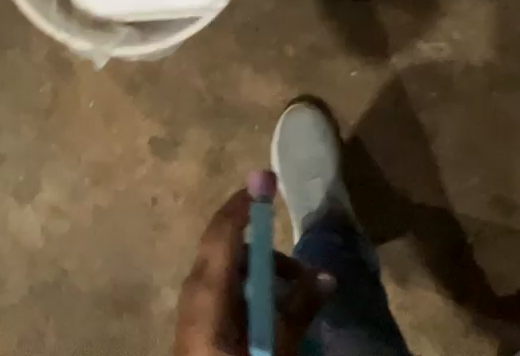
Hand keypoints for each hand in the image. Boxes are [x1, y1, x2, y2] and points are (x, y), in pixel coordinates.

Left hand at [175, 186, 328, 355]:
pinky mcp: (197, 319)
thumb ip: (298, 309)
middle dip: (263, 245)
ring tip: (293, 292)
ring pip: (227, 267)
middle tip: (297, 263)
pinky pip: (223, 286)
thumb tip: (327, 276)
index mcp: (207, 287)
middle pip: (227, 245)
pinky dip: (249, 285)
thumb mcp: (274, 346)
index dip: (244, 203)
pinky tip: (272, 307)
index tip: (265, 179)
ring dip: (260, 270)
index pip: (224, 230)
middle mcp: (195, 286)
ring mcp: (193, 303)